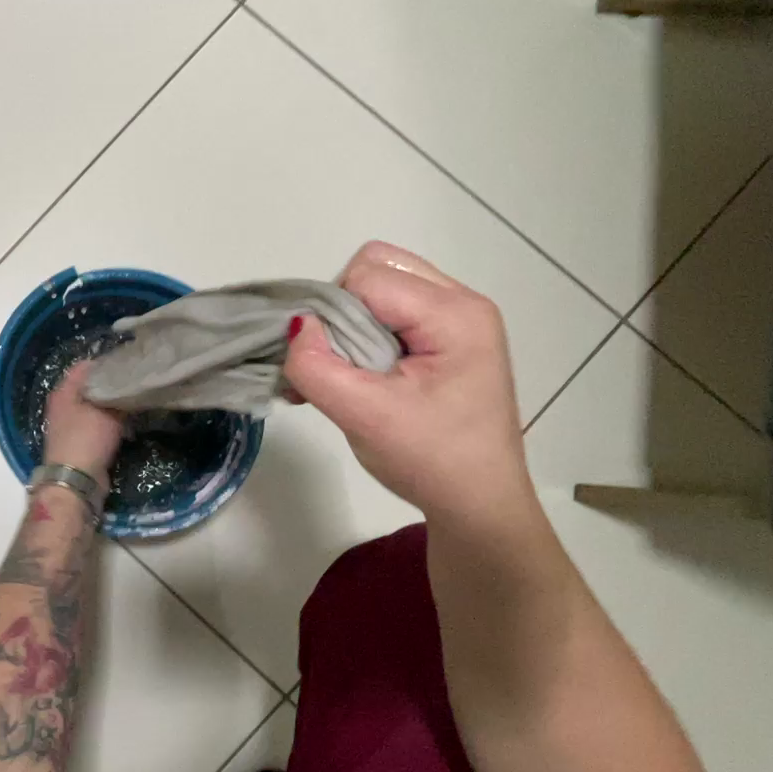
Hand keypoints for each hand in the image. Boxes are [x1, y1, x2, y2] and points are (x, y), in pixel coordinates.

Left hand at [41, 361, 124, 484]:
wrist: (74, 481)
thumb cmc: (87, 439)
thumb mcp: (108, 413)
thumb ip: (117, 396)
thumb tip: (128, 385)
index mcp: (63, 391)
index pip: (85, 366)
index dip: (106, 364)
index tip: (128, 365)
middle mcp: (62, 405)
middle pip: (90, 388)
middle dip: (112, 387)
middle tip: (135, 385)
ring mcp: (69, 425)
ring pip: (95, 408)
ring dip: (113, 408)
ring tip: (135, 404)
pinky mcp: (79, 442)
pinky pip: (97, 426)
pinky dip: (110, 425)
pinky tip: (128, 427)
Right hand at [283, 242, 533, 524]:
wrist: (477, 505)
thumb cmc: (429, 461)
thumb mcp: (365, 417)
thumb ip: (318, 367)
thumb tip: (294, 325)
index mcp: (454, 315)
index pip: (367, 278)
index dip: (331, 314)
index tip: (325, 366)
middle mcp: (462, 302)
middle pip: (378, 266)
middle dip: (341, 308)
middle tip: (337, 364)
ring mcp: (459, 318)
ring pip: (383, 285)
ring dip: (352, 321)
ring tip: (347, 372)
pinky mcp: (449, 337)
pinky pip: (394, 309)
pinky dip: (366, 331)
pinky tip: (362, 373)